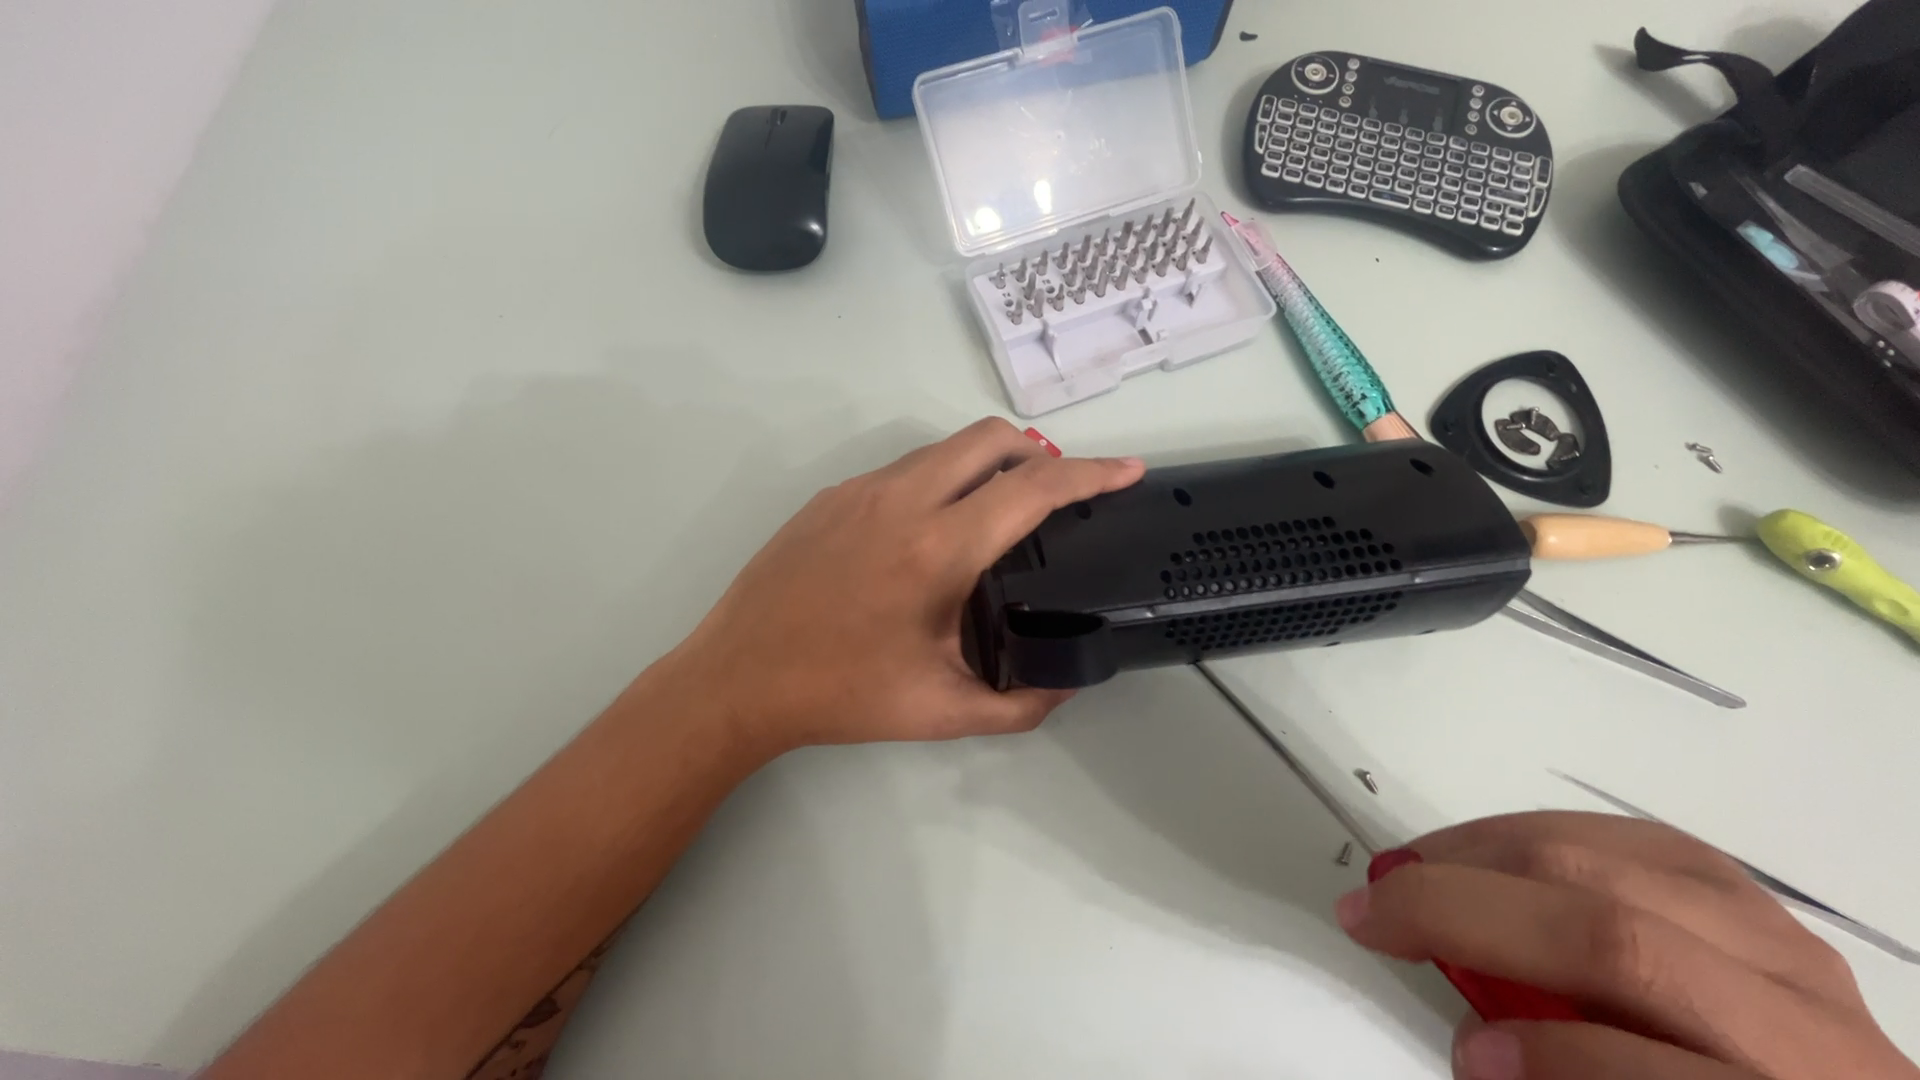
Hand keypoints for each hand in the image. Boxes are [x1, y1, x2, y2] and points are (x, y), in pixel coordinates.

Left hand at [666, 418, 1143, 756]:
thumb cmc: (841, 694)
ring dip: (987, 466)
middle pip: (990, 438)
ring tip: (999, 516)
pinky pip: (902, 470)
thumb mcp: (942, 712)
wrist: (737, 679)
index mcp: (937, 547)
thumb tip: (1068, 681)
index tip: (1127, 470)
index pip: (1034, 488)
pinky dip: (939, 482)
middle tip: (1060, 493)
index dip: (1091, 473)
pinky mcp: (830, 497)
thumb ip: (1021, 703)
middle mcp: (900, 499)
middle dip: (1040, 453)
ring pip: (943, 449)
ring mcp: (859, 491)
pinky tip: (931, 534)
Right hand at [1336, 812, 1918, 1079]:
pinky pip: (1625, 834)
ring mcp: (1784, 945)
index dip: (1554, 1058)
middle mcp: (1813, 1025)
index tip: (1463, 1053)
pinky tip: (1478, 851)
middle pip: (1615, 936)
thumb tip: (1480, 1043)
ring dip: (1476, 857)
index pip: (1674, 1074)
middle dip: (1464, 912)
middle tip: (1374, 915)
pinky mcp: (1749, 896)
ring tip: (1407, 873)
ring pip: (1609, 862)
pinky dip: (1530, 834)